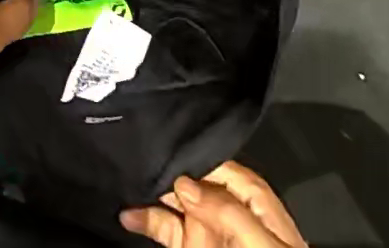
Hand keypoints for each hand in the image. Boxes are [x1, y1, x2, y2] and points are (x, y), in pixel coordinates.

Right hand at [120, 163, 307, 247]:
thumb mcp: (263, 244)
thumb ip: (227, 210)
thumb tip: (185, 183)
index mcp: (253, 200)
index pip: (216, 164)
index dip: (190, 156)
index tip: (164, 151)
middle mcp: (227, 211)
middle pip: (190, 179)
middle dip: (163, 169)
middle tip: (135, 161)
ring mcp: (208, 232)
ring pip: (173, 202)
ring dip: (149, 192)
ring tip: (125, 181)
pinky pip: (165, 228)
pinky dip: (145, 219)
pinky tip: (128, 215)